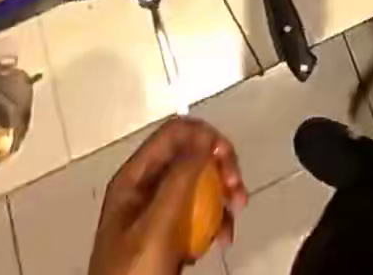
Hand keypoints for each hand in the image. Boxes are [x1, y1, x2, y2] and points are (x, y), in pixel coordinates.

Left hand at [90, 117, 246, 274]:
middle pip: (193, 153)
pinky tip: (224, 239)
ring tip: (237, 214)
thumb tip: (206, 138)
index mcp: (134, 178)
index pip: (175, 133)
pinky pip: (203, 210)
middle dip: (221, 165)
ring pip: (202, 180)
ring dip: (225, 193)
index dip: (203, 135)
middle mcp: (147, 187)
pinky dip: (219, 219)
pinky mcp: (173, 232)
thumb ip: (180, 179)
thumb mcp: (155, 228)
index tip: (224, 156)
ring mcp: (160, 210)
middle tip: (237, 188)